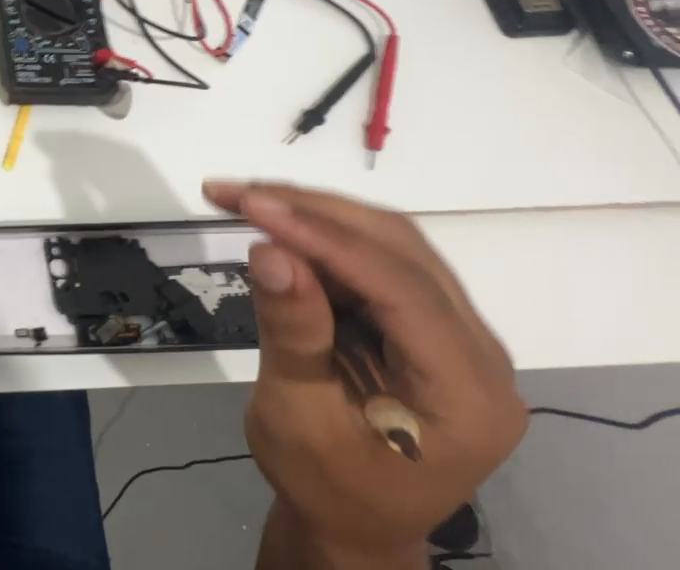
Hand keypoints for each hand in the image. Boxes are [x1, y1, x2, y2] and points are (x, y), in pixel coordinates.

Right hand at [203, 182, 527, 564]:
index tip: (250, 204)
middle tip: (233, 192)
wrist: (350, 522)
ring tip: (241, 199)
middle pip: (402, 252)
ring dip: (314, 216)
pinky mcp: (424, 327)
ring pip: (391, 246)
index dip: (324, 238)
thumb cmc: (324, 482)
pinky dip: (320, 239)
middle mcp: (480, 353)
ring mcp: (456, 337)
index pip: (400, 287)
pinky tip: (274, 229)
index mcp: (466, 391)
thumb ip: (293, 333)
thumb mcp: (298, 416)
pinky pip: (376, 264)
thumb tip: (269, 251)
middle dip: (314, 211)